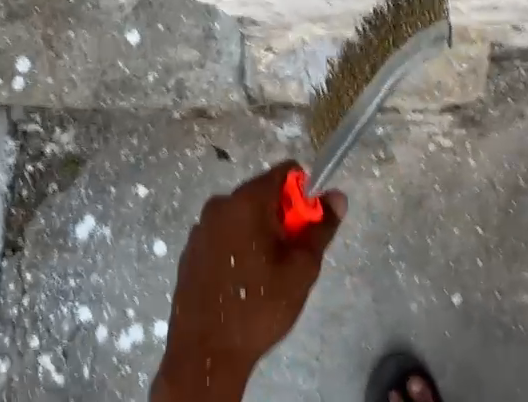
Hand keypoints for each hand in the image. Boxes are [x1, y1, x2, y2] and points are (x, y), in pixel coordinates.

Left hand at [154, 161, 345, 400]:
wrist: (206, 355)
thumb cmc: (259, 307)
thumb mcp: (302, 268)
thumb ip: (321, 227)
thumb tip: (337, 196)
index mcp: (246, 201)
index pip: (284, 172)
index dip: (304, 192)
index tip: (309, 225)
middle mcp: (219, 205)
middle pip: (262, 193)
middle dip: (283, 216)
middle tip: (291, 255)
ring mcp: (200, 228)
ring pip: (242, 215)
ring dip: (260, 231)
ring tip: (268, 272)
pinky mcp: (190, 251)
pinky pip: (224, 234)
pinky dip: (239, 245)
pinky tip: (244, 280)